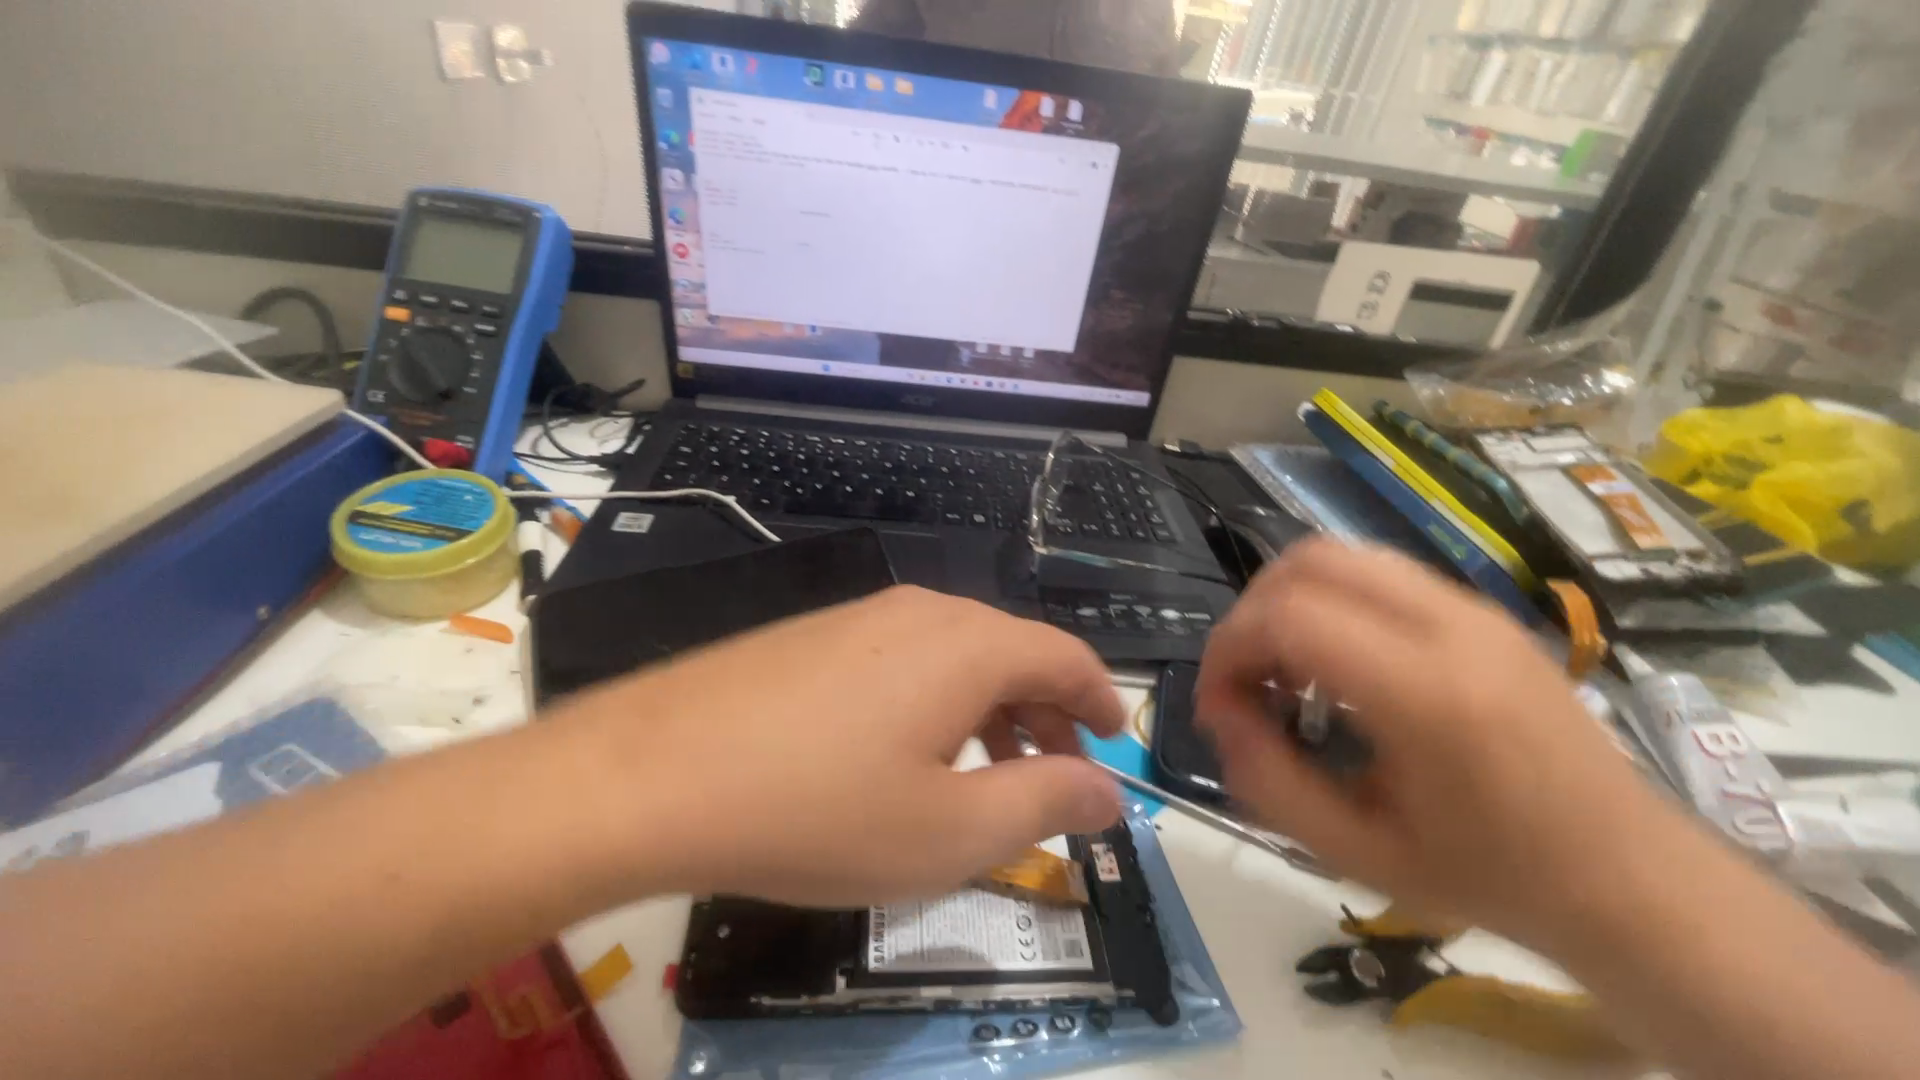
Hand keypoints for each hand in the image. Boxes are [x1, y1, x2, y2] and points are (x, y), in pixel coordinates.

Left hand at [551, 586, 1126, 906]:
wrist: (649, 776)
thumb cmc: (817, 811)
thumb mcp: (950, 832)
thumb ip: (1044, 804)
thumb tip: (1108, 792)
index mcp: (967, 645)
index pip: (1064, 655)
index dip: (1100, 698)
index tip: (1115, 740)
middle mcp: (919, 612)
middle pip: (1010, 653)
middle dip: (1045, 716)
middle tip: (1053, 778)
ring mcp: (857, 617)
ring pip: (953, 657)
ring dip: (988, 712)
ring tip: (982, 775)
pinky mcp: (810, 636)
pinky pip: (900, 661)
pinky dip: (933, 703)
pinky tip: (902, 756)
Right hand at [1194, 539, 1669, 941]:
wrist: (1628, 878)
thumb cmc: (1489, 877)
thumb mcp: (1358, 852)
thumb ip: (1268, 781)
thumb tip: (1220, 714)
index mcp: (1426, 694)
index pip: (1288, 617)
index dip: (1227, 650)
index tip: (1219, 707)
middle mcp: (1452, 627)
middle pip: (1308, 562)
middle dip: (1250, 614)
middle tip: (1244, 682)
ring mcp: (1475, 609)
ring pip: (1343, 554)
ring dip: (1288, 600)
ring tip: (1283, 670)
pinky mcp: (1485, 611)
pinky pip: (1381, 573)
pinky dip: (1330, 600)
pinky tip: (1335, 665)